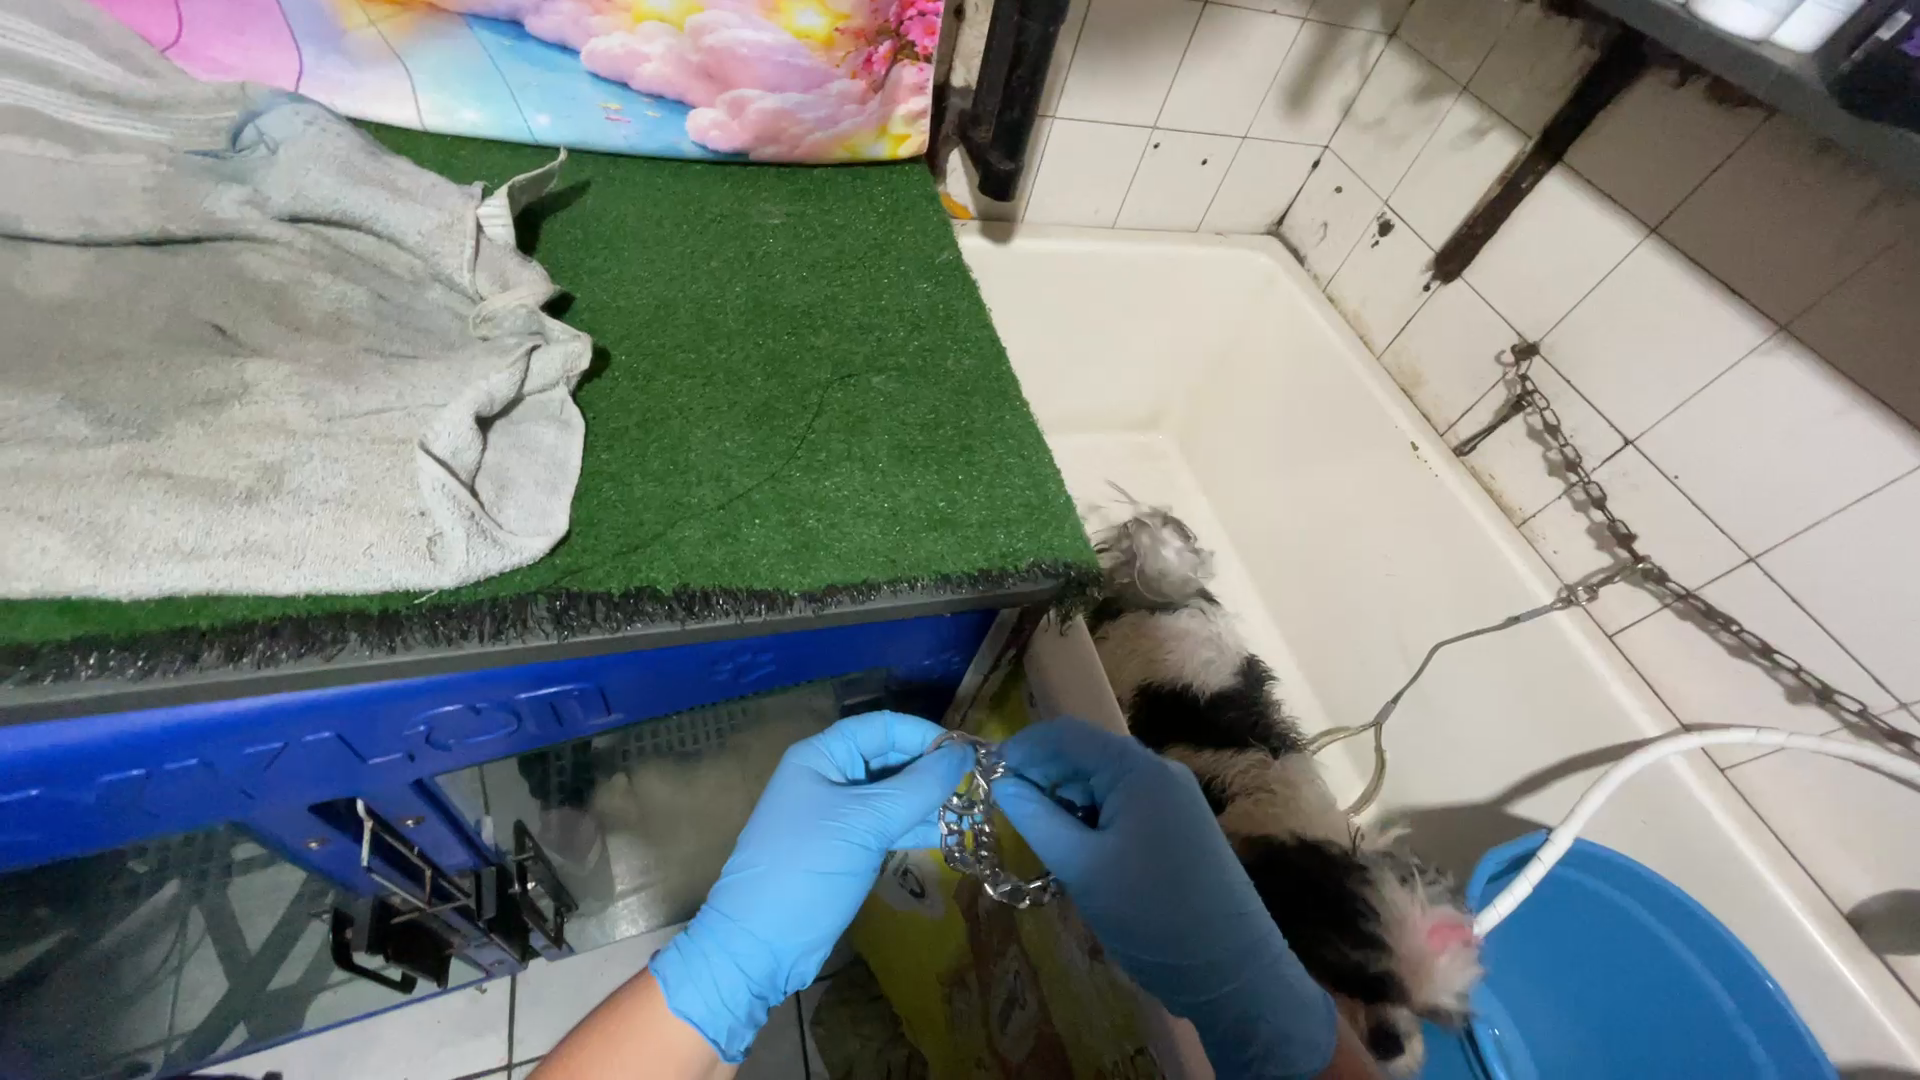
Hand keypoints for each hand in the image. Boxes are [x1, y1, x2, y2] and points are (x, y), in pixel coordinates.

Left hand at [649, 711, 969, 1061]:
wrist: (759, 947)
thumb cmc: (808, 867)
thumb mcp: (865, 822)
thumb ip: (918, 786)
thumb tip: (965, 754)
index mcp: (823, 755)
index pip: (883, 727)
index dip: (925, 735)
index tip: (966, 753)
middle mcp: (831, 775)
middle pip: (890, 757)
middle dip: (930, 769)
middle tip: (974, 785)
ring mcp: (838, 813)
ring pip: (893, 793)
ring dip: (928, 800)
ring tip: (969, 810)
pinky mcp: (848, 846)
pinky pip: (888, 824)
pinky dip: (915, 826)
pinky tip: (947, 834)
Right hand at [993, 718, 1338, 1079]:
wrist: (1237, 975)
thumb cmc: (1152, 916)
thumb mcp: (1082, 867)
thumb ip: (1036, 818)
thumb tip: (1000, 783)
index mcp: (1136, 769)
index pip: (1066, 734)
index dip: (1022, 749)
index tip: (988, 778)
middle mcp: (1158, 770)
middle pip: (1086, 754)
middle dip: (1044, 776)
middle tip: (1011, 814)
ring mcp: (1174, 796)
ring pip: (1104, 780)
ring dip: (1067, 799)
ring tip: (1043, 838)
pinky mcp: (1180, 823)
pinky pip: (1125, 802)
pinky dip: (1093, 816)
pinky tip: (1079, 849)